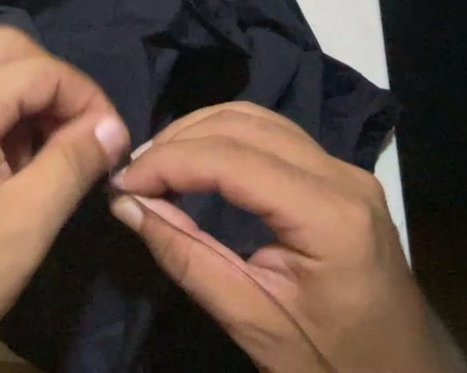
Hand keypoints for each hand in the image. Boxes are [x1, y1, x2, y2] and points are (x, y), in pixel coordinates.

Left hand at [0, 26, 130, 372]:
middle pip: (6, 48)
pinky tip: (7, 163)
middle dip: (52, 80)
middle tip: (78, 135)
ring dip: (23, 94)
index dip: (87, 97)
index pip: (41, 68)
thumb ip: (70, 165)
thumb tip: (110, 126)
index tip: (112, 142)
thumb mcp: (22, 226)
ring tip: (46, 154)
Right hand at [109, 103, 465, 372]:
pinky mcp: (341, 176)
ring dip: (199, 132)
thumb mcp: (256, 325)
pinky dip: (225, 136)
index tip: (121, 182)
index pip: (230, 160)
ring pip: (256, 118)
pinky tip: (198, 160)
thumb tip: (126, 204)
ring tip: (157, 165)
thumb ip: (188, 258)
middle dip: (178, 142)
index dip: (168, 162)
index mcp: (330, 216)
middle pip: (241, 125)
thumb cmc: (337, 367)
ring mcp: (346, 171)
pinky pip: (273, 133)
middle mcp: (342, 176)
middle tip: (134, 175)